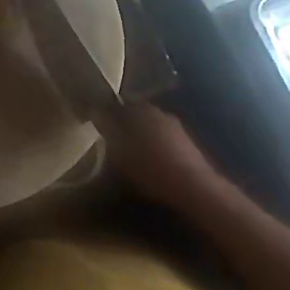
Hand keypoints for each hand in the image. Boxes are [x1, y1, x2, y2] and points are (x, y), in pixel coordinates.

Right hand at [106, 104, 227, 208]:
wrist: (193, 186)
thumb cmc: (151, 168)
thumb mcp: (120, 152)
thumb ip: (108, 129)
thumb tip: (96, 111)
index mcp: (142, 110)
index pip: (120, 103)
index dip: (108, 112)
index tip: (98, 123)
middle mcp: (160, 112)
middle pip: (137, 112)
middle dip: (124, 123)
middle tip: (112, 139)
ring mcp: (176, 126)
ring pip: (151, 124)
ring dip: (141, 134)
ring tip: (130, 152)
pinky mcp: (187, 142)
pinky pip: (163, 137)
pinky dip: (154, 143)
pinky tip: (151, 159)